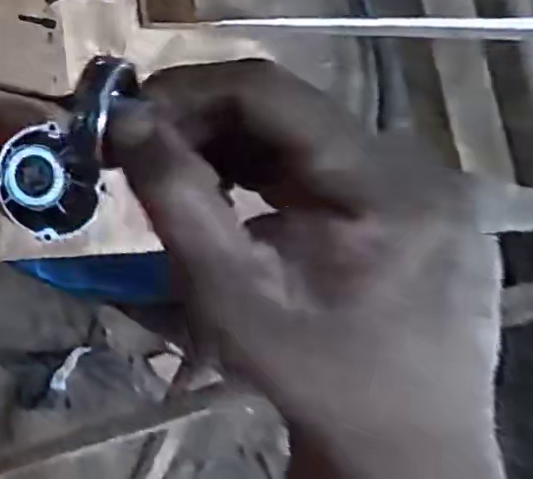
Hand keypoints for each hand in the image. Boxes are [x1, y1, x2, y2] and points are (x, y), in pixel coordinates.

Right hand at [107, 60, 502, 478]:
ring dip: (213, 138)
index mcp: (384, 184)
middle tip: (137, 149)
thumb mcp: (224, 283)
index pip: (264, 90)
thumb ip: (171, 190)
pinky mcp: (397, 200)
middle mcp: (410, 167)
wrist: (402, 452)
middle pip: (273, 103)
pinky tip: (218, 193)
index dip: (183, 91)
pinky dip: (244, 160)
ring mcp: (410, 183)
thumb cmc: (311, 370)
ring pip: (282, 123)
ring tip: (171, 174)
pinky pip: (300, 153)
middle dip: (191, 117)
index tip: (127, 121)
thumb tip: (122, 113)